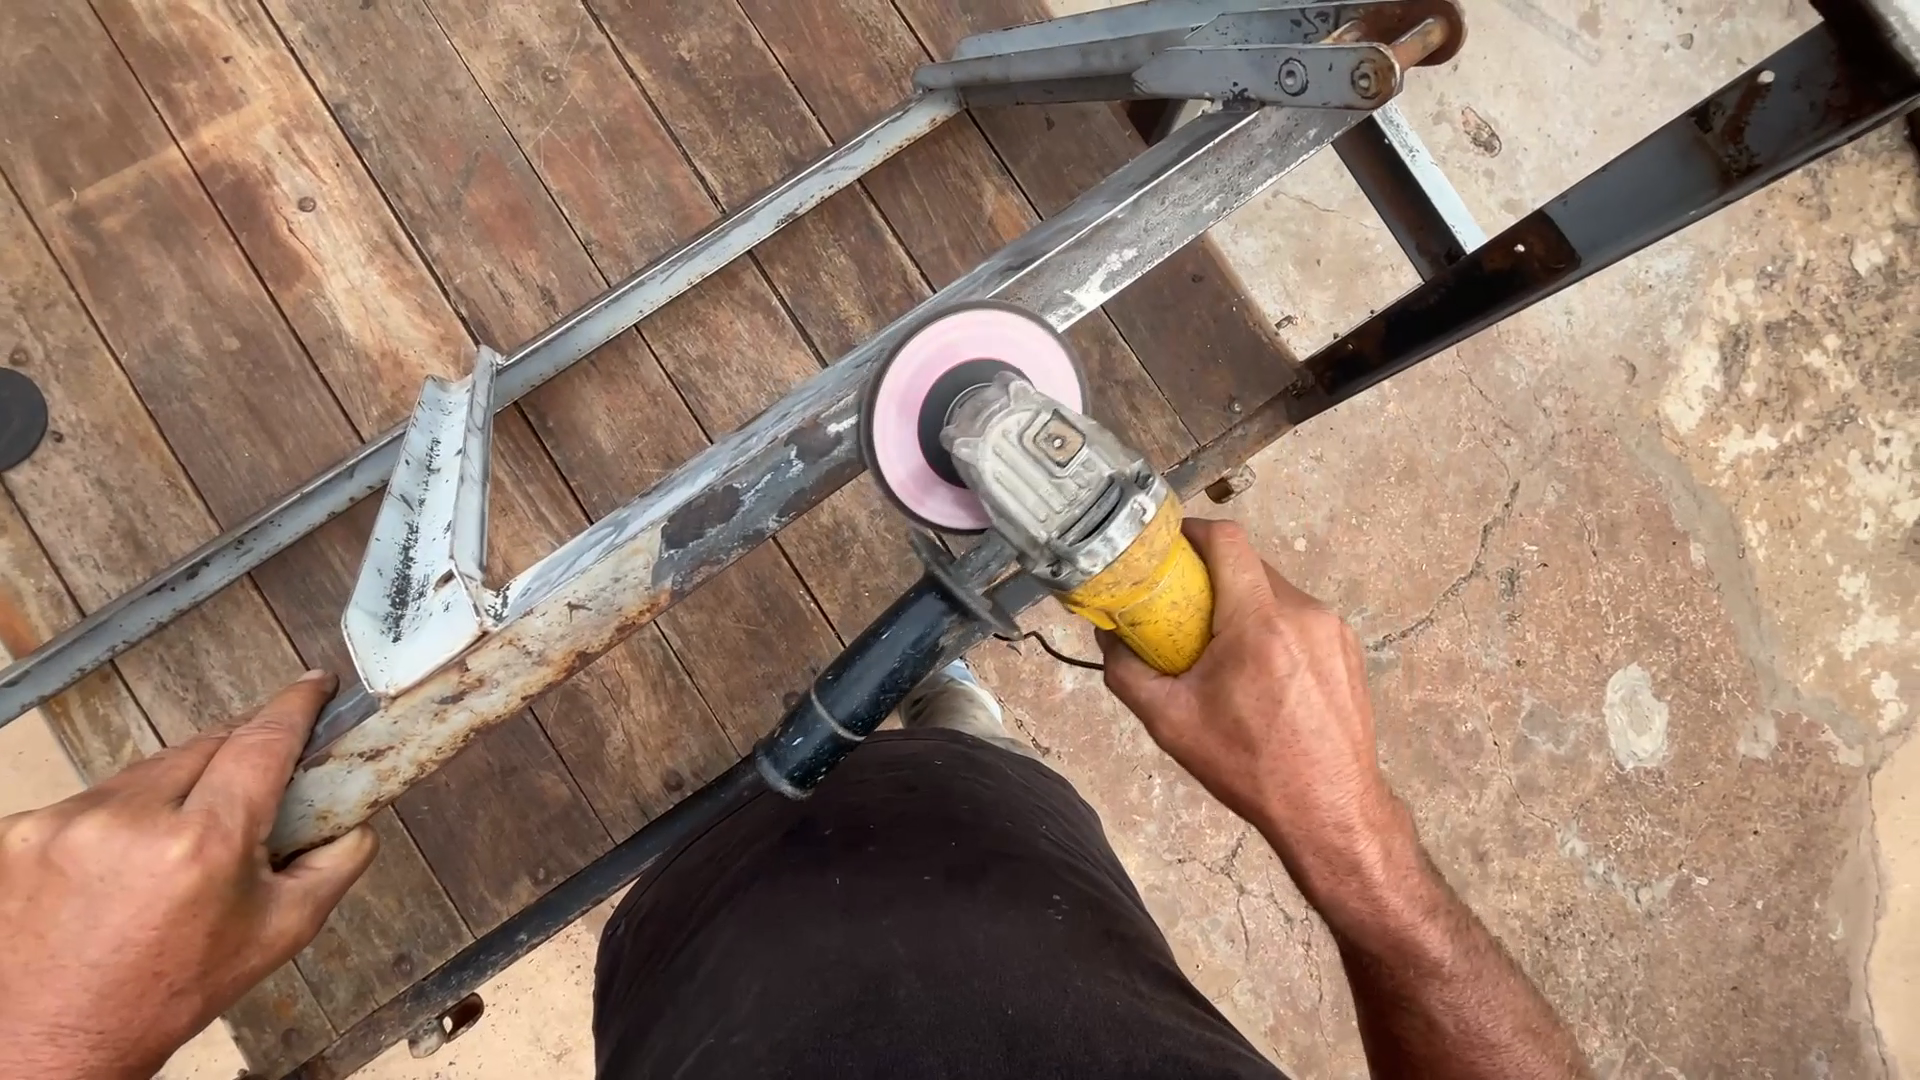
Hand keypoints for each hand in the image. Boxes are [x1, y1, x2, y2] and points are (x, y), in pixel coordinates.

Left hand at [0, 671, 377, 1079]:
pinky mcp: (17, 834)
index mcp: (203, 841)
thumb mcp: (288, 927)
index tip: (314, 684)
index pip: (263, 740)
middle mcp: (126, 821)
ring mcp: (60, 824)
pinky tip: (137, 848)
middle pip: (209, 743)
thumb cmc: (168, 991)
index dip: (296, 704)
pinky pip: (102, 792)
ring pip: (155, 764)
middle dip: (242, 753)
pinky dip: (132, 805)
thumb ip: (342, 859)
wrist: (44, 1049)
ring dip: (186, 780)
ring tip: (191, 831)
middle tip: (262, 784)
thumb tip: (358, 813)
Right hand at [1099, 519, 1403, 905]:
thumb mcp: (1168, 721)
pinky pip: (1297, 613)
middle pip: (1247, 561)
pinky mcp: (1347, 647)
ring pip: (1273, 587)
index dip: (1191, 530)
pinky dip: (1268, 622)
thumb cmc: (1247, 766)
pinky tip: (1256, 667)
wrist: (1331, 812)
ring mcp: (1332, 628)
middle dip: (1208, 571)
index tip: (1166, 547)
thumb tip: (1109, 635)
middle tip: (1179, 603)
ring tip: (1216, 641)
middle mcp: (1302, 612)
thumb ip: (1126, 670)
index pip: (1226, 539)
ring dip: (1239, 599)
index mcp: (1258, 623)